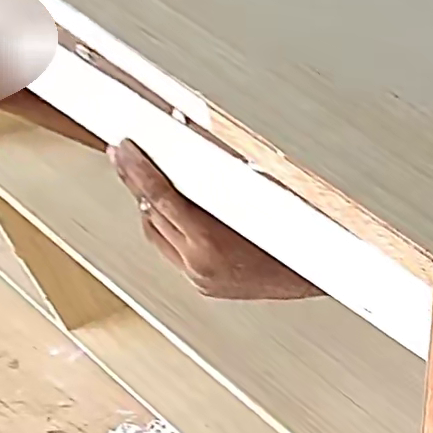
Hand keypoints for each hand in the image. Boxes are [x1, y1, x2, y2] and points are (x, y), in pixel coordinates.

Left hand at [107, 141, 323, 300]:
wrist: (310, 273)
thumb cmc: (291, 237)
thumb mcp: (251, 194)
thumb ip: (212, 176)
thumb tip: (186, 147)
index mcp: (210, 242)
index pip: (160, 198)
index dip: (137, 171)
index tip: (122, 152)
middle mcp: (200, 265)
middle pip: (151, 218)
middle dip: (138, 187)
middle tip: (126, 160)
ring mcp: (201, 279)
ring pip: (157, 238)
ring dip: (151, 210)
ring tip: (146, 185)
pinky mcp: (204, 286)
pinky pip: (174, 254)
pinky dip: (170, 233)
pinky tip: (173, 217)